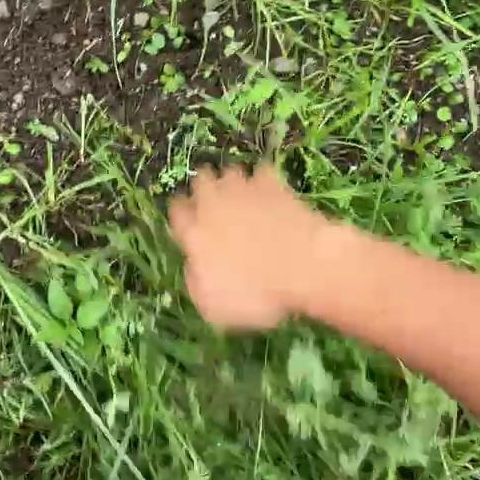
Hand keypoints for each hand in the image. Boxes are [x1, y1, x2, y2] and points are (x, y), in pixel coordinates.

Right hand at [167, 163, 339, 329]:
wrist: (303, 265)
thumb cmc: (257, 293)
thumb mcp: (215, 307)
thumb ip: (196, 282)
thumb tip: (192, 268)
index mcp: (195, 233)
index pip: (177, 214)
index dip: (182, 217)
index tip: (190, 226)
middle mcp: (213, 204)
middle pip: (200, 182)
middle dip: (205, 190)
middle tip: (216, 205)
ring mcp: (243, 189)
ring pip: (229, 172)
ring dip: (233, 182)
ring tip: (243, 197)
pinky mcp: (272, 183)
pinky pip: (261, 173)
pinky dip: (263, 181)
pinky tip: (270, 194)